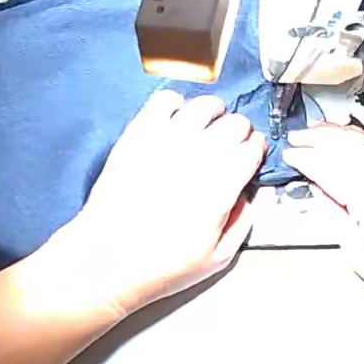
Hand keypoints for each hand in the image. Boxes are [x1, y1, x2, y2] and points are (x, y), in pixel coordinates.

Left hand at [38, 90, 265, 317]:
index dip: (256, 151)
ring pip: (205, 105)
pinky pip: (166, 99)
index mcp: (222, 184)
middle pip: (235, 122)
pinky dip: (177, 105)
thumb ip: (242, 223)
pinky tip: (175, 122)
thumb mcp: (217, 258)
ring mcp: (167, 139)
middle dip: (240, 132)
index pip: (253, 147)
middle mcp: (198, 154)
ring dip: (214, 114)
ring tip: (207, 128)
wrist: (106, 258)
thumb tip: (248, 196)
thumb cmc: (160, 264)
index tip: (251, 156)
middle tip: (232, 145)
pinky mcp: (139, 133)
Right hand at [280, 124, 363, 333]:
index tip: (290, 155)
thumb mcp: (358, 251)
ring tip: (318, 130)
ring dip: (339, 133)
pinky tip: (350, 140)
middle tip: (298, 135)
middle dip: (318, 136)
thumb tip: (320, 192)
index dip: (305, 157)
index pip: (329, 164)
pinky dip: (360, 139)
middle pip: (348, 143)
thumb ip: (335, 213)